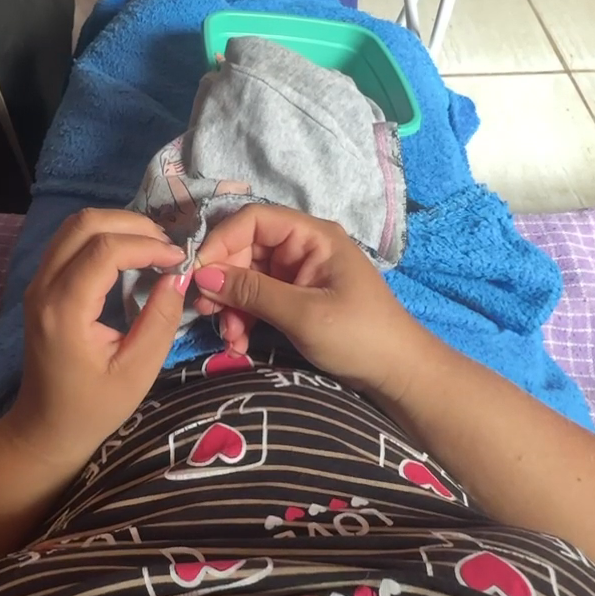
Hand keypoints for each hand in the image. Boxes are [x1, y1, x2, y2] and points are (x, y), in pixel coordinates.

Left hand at [2, 209, 188, 467]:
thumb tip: (179, 274)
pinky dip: (102, 235)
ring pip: (74, 226)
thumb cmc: (93, 407)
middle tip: (167, 246)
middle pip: (84, 224)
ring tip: (152, 245)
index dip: (147, 245)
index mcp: (64, 310)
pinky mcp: (42, 285)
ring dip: (116, 225)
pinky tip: (129, 252)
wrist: (45, 427)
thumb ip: (160, 320)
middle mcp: (43, 287)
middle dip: (132, 224)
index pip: (104, 250)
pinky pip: (70, 241)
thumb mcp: (137, 371)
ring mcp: (38, 283)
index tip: (179, 259)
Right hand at [189, 204, 437, 397]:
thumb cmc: (359, 336)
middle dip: (224, 282)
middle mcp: (301, 247)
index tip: (197, 274)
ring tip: (230, 337)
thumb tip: (201, 274)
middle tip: (208, 314)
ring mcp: (297, 274)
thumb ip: (252, 291)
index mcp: (311, 236)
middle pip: (245, 250)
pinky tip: (239, 342)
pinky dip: (244, 318)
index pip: (254, 220)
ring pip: (246, 278)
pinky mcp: (294, 298)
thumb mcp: (303, 314)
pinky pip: (257, 299)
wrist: (397, 375)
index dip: (221, 241)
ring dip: (232, 306)